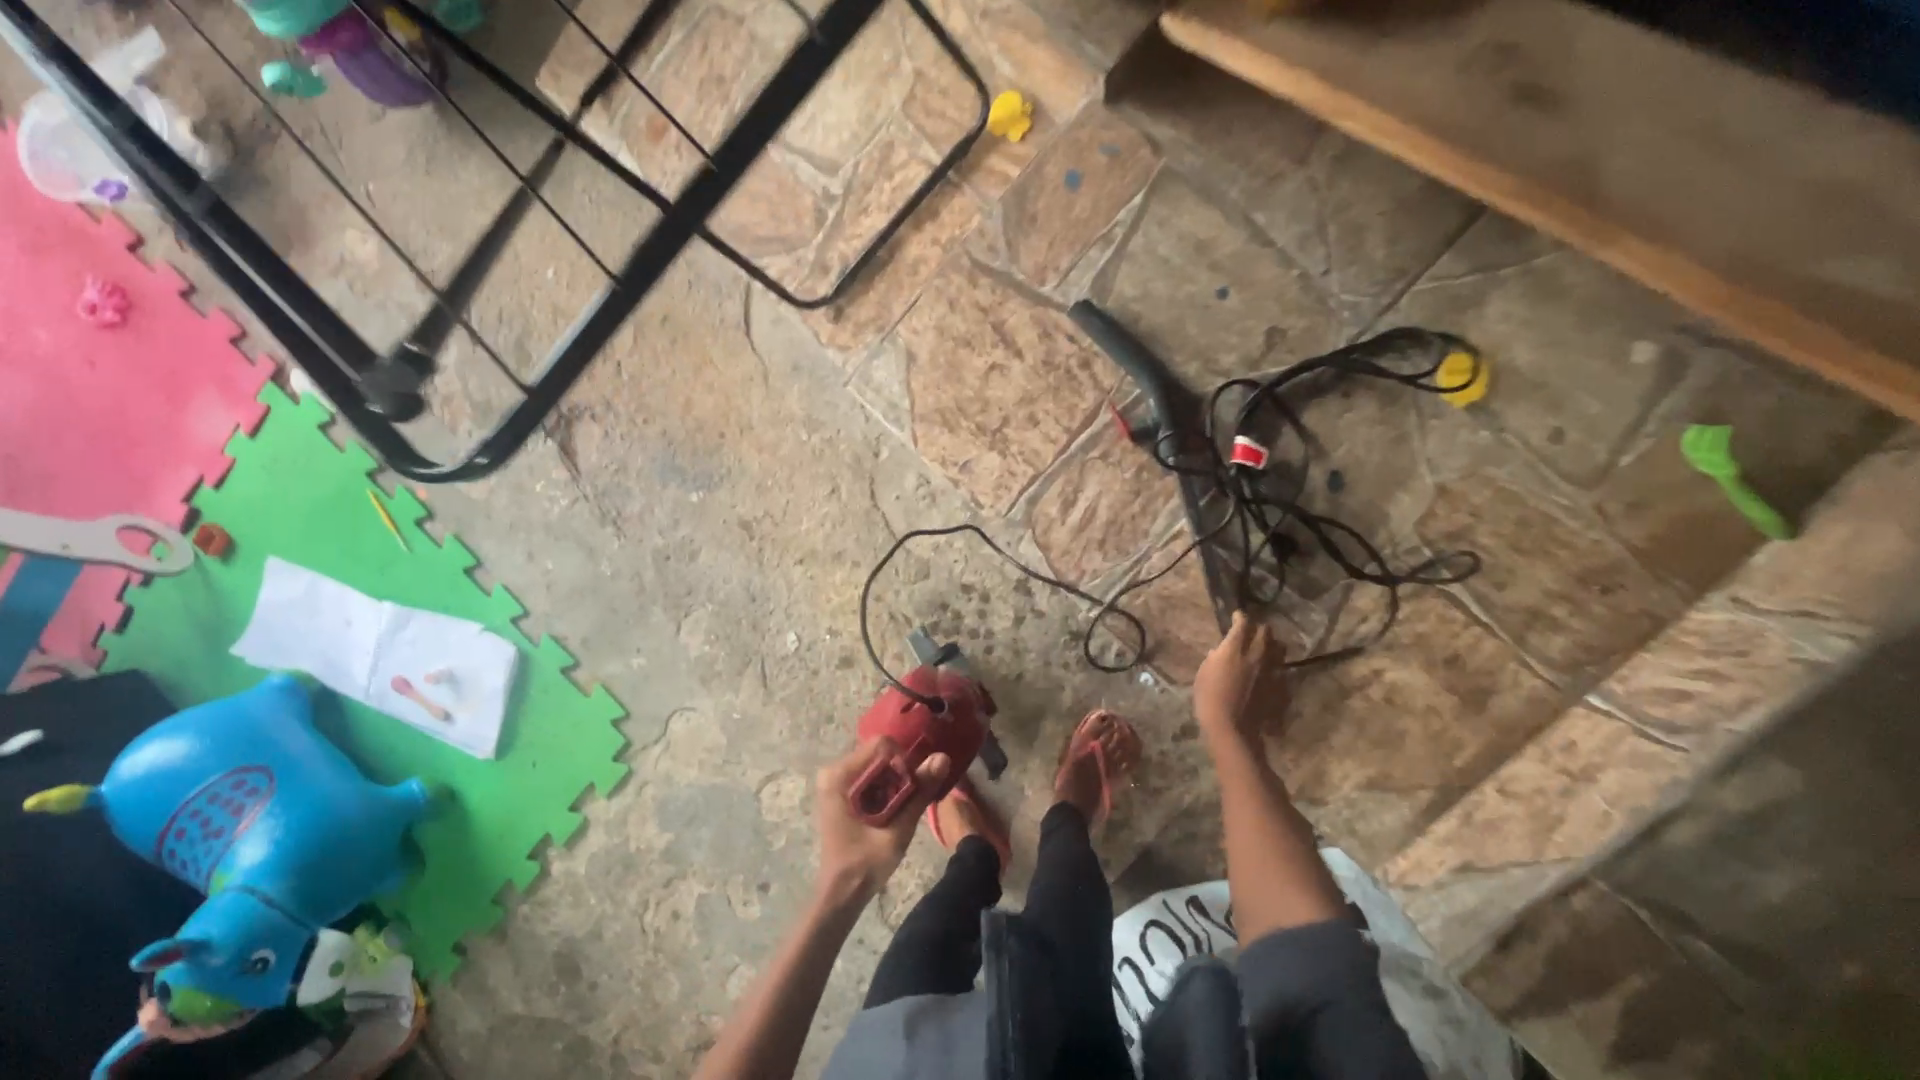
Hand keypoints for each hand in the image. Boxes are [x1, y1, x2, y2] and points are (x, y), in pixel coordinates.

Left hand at [813, 738, 949, 904]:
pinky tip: (888, 812)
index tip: (910, 790)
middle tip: (906, 804)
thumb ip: (920, 792)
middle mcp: (833, 770)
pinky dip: (886, 789)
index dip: (903, 764)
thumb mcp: (898, 829)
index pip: (882, 745)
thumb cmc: (866, 864)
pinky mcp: (841, 790)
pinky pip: (871, 776)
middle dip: (900, 775)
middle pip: (880, 754)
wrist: (842, 892)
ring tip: (898, 811)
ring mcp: (835, 780)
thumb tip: (942, 757)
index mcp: (839, 775)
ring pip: (878, 765)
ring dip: (895, 784)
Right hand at [1193, 610, 1290, 744]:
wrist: (1232, 728)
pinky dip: (1275, 667)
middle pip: (1266, 631)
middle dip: (1259, 628)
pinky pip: (1280, 669)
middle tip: (1253, 631)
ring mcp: (1271, 670)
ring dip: (1272, 645)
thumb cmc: (1209, 699)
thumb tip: (1218, 652)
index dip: (1240, 617)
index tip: (1237, 616)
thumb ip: (1214, 659)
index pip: (1242, 623)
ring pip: (1279, 648)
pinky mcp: (1279, 685)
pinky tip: (1269, 673)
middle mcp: (1256, 655)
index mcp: (1234, 649)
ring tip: (1266, 649)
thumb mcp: (1203, 675)